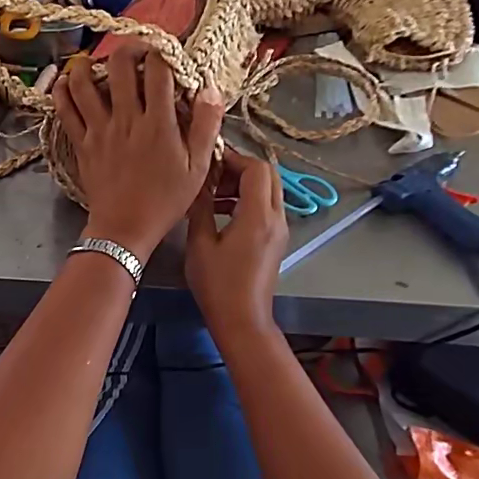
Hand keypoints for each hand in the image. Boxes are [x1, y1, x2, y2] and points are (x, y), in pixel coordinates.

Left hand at [53, 44, 223, 258]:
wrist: (124, 229)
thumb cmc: (165, 201)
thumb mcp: (198, 167)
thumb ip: (205, 125)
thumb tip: (209, 88)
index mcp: (158, 123)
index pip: (158, 69)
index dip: (163, 50)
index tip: (167, 52)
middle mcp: (125, 119)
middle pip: (119, 65)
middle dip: (129, 47)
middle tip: (137, 51)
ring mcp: (99, 130)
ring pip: (84, 82)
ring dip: (89, 64)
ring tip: (98, 62)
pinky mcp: (81, 143)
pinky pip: (65, 109)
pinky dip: (63, 90)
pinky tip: (67, 81)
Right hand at [186, 150, 287, 339]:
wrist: (242, 320)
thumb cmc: (217, 284)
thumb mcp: (200, 244)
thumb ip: (201, 207)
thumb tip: (199, 183)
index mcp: (258, 216)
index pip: (256, 169)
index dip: (233, 159)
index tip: (209, 161)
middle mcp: (276, 218)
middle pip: (268, 175)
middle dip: (240, 168)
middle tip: (212, 175)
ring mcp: (279, 230)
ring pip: (268, 190)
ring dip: (243, 184)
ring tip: (213, 194)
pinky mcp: (276, 240)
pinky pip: (266, 207)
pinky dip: (247, 200)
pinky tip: (221, 212)